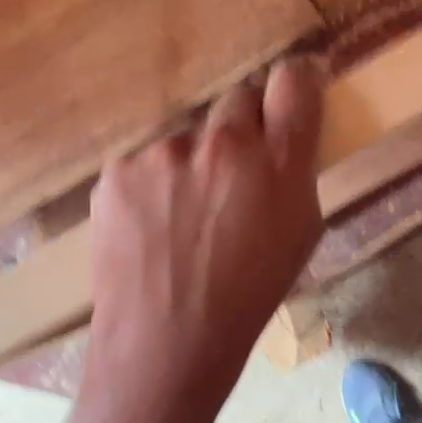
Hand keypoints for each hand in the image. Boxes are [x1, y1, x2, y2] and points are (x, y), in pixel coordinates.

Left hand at [78, 59, 325, 422]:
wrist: (165, 341)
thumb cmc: (250, 294)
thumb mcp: (302, 233)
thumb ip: (296, 173)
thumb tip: (289, 137)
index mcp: (279, 160)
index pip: (294, 82)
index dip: (296, 81)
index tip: (293, 90)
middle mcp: (223, 142)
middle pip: (239, 97)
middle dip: (244, 124)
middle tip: (237, 167)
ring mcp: (165, 152)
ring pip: (189, 134)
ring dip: (194, 158)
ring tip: (185, 212)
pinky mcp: (119, 169)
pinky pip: (147, 160)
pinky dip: (154, 182)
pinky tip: (153, 223)